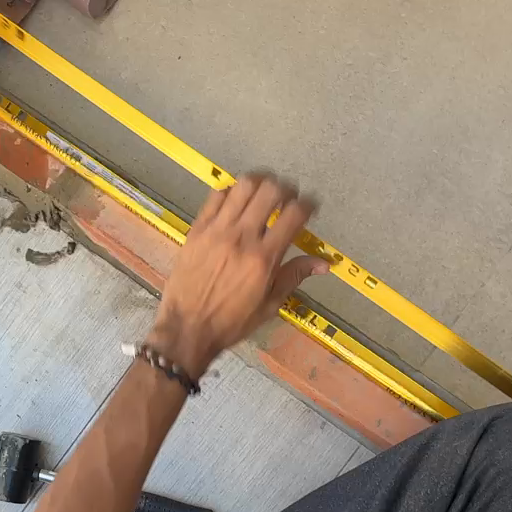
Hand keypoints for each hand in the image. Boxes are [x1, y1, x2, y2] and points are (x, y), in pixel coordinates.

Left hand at [146, 173, 328, 375]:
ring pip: (243, 185)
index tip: (310, 208)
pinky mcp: (197, 229)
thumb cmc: (231, 322)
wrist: (187, 328)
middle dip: (285, 188)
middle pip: (270, 190)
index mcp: (264, 258)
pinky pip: (216, 196)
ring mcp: (217, 230)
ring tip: (263, 193)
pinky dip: (231, 193)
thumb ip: (294, 277)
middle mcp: (242, 237)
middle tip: (287, 198)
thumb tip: (324, 264)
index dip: (308, 205)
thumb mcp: (269, 305)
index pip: (294, 215)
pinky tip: (235, 203)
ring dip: (259, 183)